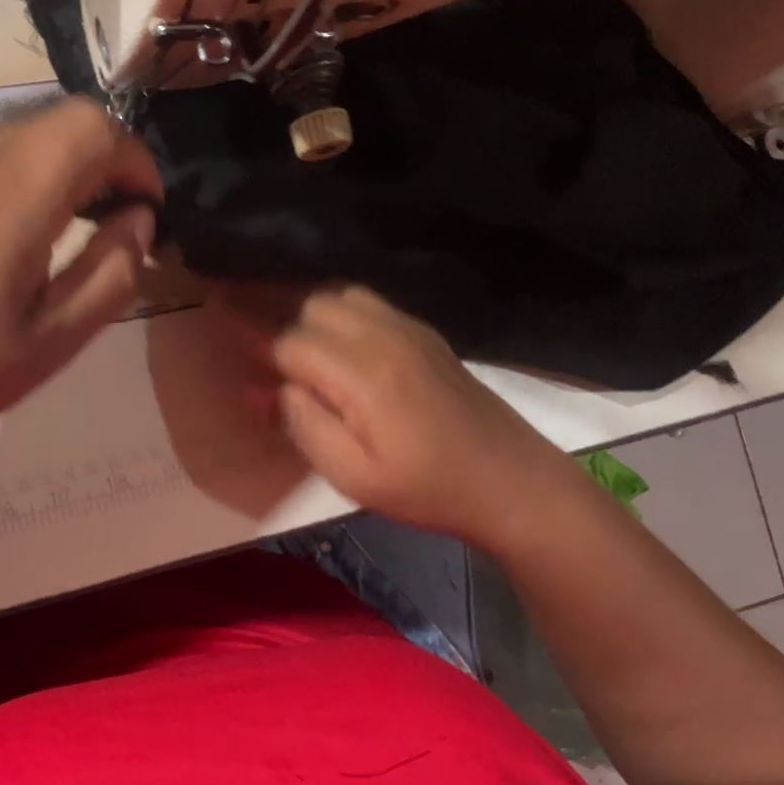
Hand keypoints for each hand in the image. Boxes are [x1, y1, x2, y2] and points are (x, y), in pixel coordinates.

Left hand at [0, 99, 160, 461]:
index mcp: (6, 205)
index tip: (143, 206)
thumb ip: (113, 271)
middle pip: (53, 124)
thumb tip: (138, 218)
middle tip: (109, 224)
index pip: (88, 126)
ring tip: (54, 241)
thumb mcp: (56, 341)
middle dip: (98, 162)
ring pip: (13, 142)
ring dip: (53, 174)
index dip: (132, 156)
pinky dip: (10, 186)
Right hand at [266, 286, 578, 538]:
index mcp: (363, 373)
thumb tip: (285, 389)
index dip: (274, 366)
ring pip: (344, 297)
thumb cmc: (428, 487)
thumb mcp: (354, 477)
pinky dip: (352, 322)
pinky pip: (374, 306)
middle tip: (304, 384)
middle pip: (314, 305)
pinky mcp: (428, 335)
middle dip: (297, 339)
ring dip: (324, 325)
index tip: (284, 396)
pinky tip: (360, 363)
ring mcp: (411, 329)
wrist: (510, 480)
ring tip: (327, 368)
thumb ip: (307, 427)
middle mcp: (385, 336)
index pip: (291, 342)